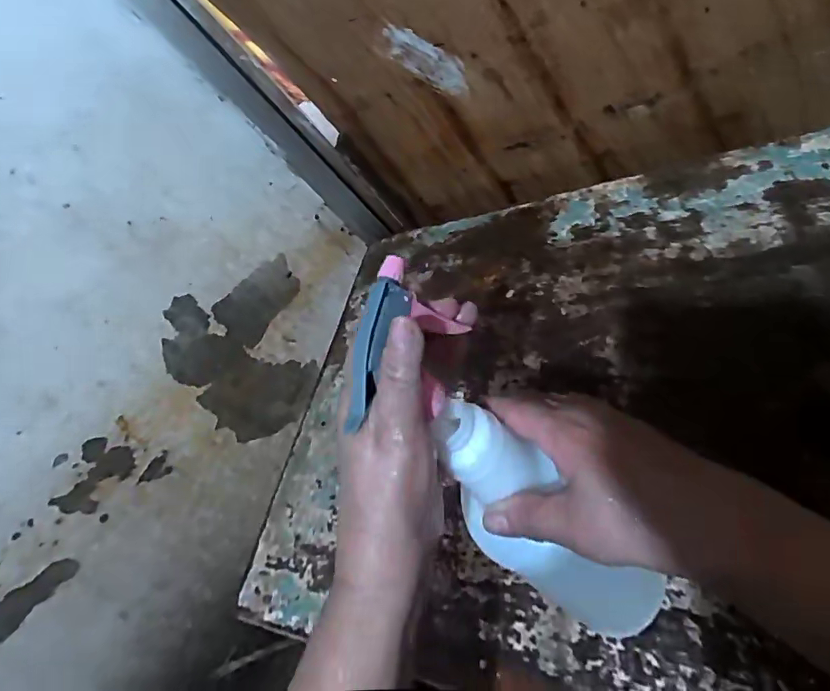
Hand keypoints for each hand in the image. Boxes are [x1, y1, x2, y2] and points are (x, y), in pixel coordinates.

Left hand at [332, 312, 446, 601]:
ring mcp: (396, 416)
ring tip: (468, 316)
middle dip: (424, 317)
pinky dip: (446, 366)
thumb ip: (399, 374)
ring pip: (417, 363)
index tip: (404, 268)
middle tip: (459, 304)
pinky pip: (430, 388)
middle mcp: (375, 398)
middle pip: (398, 344)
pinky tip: (461, 355)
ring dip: (439, 337)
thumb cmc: (388, 495)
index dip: (389, 300)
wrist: (393, 561)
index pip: (373, 333)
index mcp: (361, 393)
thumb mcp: (395, 431)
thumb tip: (402, 318)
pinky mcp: (416, 433)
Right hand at [480, 394, 761, 580]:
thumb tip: (489, 514)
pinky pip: (580, 415)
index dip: (488, 411)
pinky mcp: (627, 427)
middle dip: (510, 414)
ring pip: (561, 406)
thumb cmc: (632, 519)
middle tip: (487, 443)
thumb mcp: (574, 526)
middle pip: (537, 401)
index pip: (515, 406)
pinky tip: (563, 456)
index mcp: (565, 428)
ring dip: (537, 418)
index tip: (465, 425)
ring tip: (520, 450)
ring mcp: (609, 416)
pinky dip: (560, 424)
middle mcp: (585, 412)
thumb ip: (530, 515)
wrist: (704, 513)